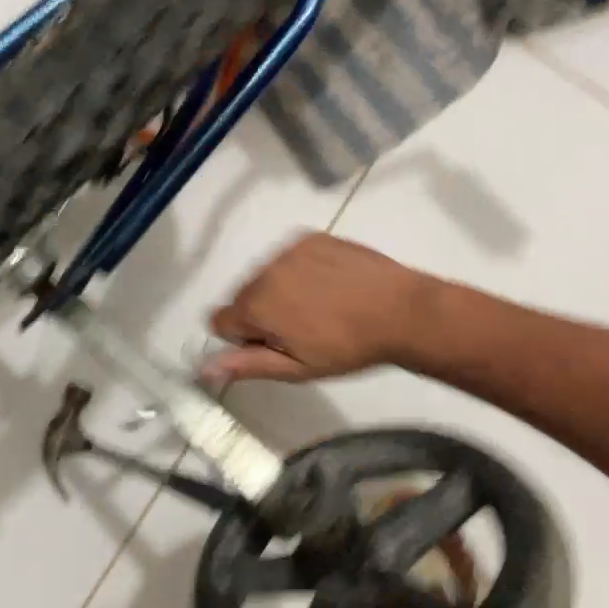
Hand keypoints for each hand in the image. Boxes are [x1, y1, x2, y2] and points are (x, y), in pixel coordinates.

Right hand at [202, 233, 441, 384]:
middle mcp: (264, 272)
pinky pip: (287, 257)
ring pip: (264, 276)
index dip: (244, 337)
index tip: (276, 343)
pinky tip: (328, 285)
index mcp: (256, 306)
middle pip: (242, 297)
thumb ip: (246, 364)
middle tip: (301, 327)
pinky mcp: (311, 238)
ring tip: (319, 305)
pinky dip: (299, 271)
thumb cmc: (348, 348)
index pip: (219, 321)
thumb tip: (203, 368)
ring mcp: (288, 251)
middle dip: (261, 312)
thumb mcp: (296, 368)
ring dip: (279, 290)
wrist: (405, 312)